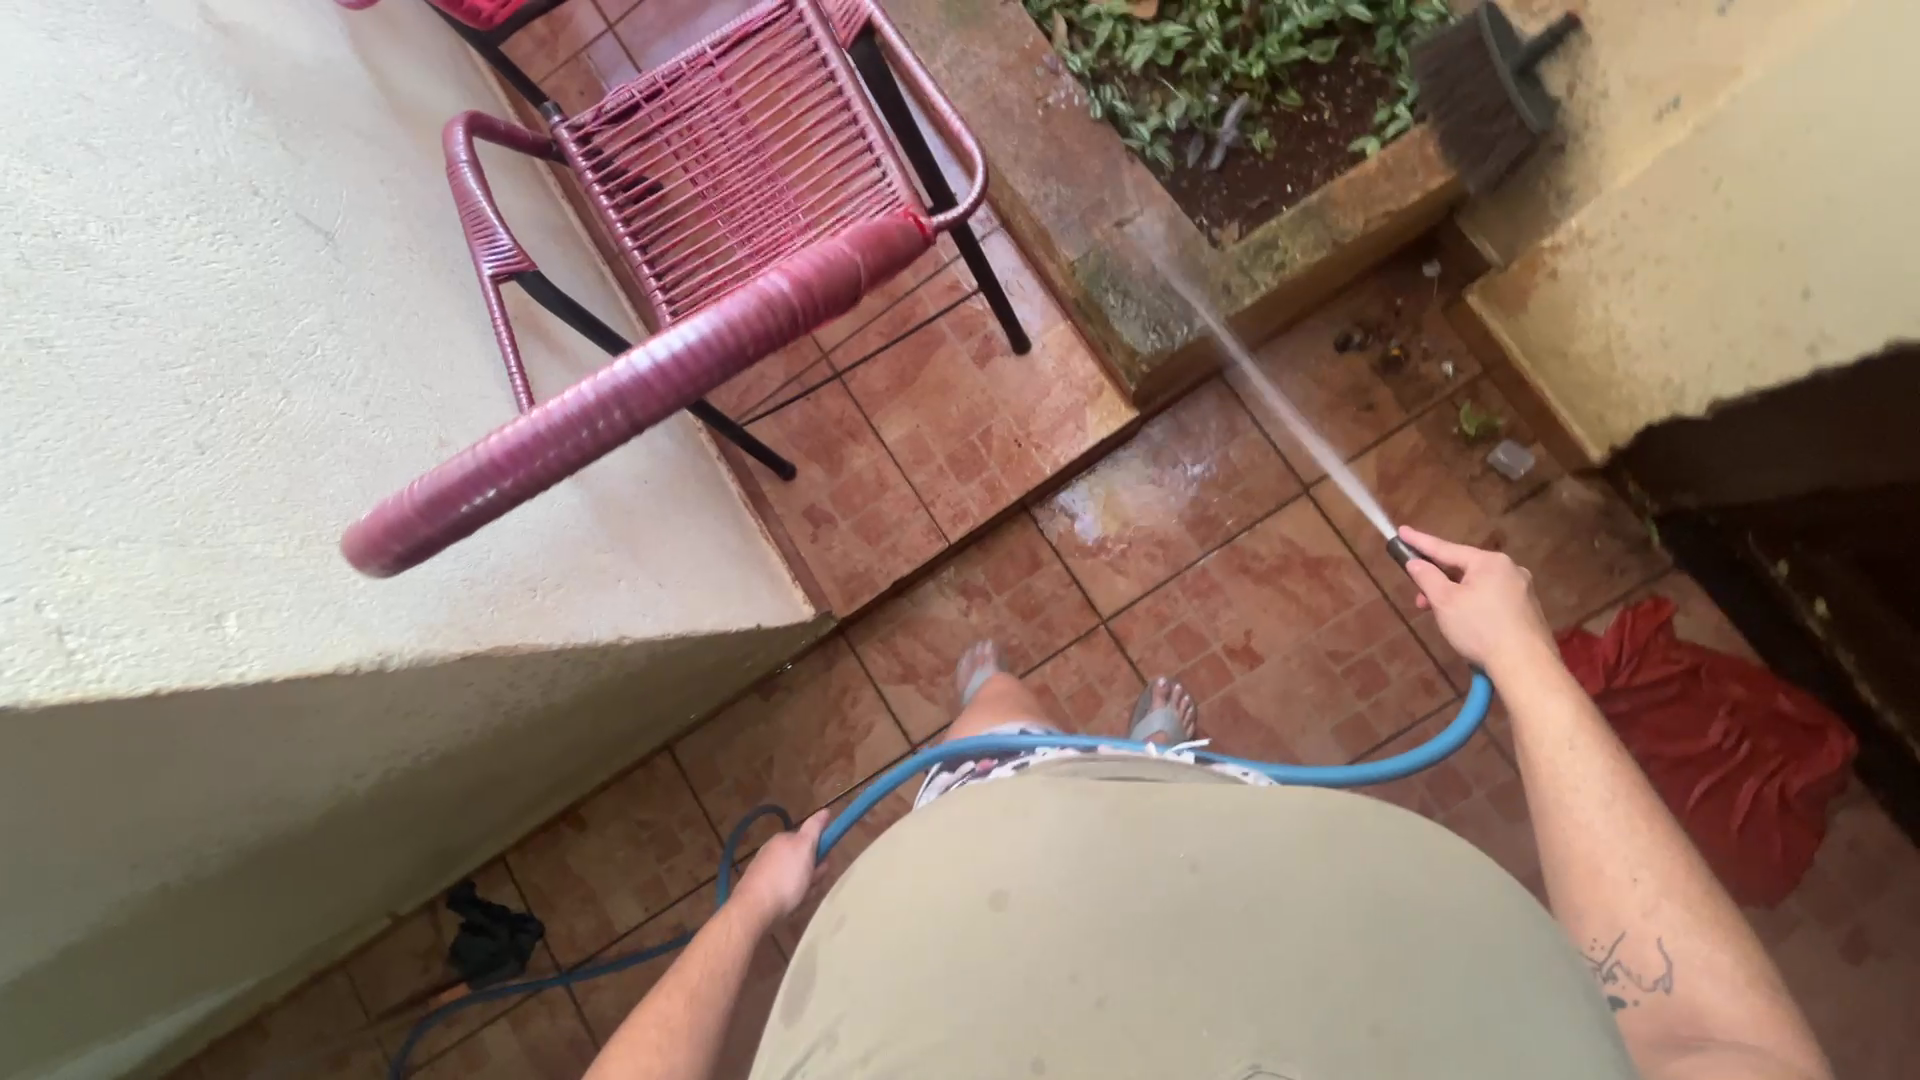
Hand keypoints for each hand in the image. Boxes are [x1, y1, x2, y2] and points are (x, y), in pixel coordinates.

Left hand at [730, 810, 828, 929]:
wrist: (754, 909)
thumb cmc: (785, 878)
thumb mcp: (805, 847)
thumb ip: (815, 827)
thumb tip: (825, 810)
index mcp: (783, 839)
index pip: (808, 839)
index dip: (819, 851)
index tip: (824, 862)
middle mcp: (772, 851)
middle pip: (802, 860)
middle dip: (812, 872)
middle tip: (813, 884)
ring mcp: (765, 871)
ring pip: (794, 877)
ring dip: (803, 887)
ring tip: (801, 898)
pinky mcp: (760, 891)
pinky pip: (784, 891)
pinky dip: (791, 897)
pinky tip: (790, 905)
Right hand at [1397, 525, 1556, 675]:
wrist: (1525, 664)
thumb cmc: (1479, 628)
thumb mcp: (1444, 601)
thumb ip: (1427, 577)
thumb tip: (1416, 563)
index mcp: (1490, 562)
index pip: (1446, 549)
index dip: (1420, 541)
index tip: (1401, 531)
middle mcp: (1510, 570)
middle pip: (1463, 568)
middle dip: (1438, 581)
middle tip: (1419, 598)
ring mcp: (1522, 590)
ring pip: (1477, 585)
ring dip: (1454, 596)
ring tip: (1441, 616)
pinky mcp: (1527, 610)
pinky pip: (1491, 598)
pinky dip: (1472, 605)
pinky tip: (1465, 624)